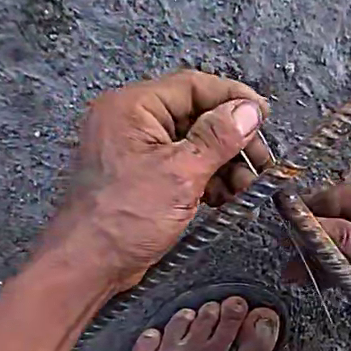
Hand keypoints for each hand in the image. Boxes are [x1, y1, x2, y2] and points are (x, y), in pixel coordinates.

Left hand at [45, 70, 269, 289]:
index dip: (232, 99)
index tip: (261, 116)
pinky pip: (183, 167)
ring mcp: (137, 151)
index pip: (193, 86)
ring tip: (247, 187)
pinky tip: (227, 197)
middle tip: (260, 161)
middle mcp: (132, 123)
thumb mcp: (180, 173)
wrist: (89, 264)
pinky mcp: (143, 177)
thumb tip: (247, 111)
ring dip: (225, 165)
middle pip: (197, 116)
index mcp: (132, 108)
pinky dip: (208, 180)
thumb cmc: (120, 219)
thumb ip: (217, 138)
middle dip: (232, 141)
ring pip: (194, 145)